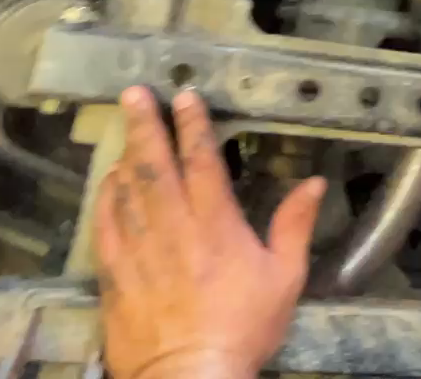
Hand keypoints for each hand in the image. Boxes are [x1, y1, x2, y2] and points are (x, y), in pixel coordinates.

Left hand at [96, 86, 324, 378]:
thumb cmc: (243, 327)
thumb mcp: (285, 277)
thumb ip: (295, 225)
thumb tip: (315, 182)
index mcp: (215, 224)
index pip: (201, 161)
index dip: (193, 125)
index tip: (186, 96)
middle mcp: (174, 228)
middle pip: (155, 166)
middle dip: (146, 125)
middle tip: (134, 92)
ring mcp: (139, 252)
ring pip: (127, 191)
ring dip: (125, 153)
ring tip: (125, 124)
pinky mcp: (115, 278)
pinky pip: (106, 229)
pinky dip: (106, 200)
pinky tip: (108, 182)